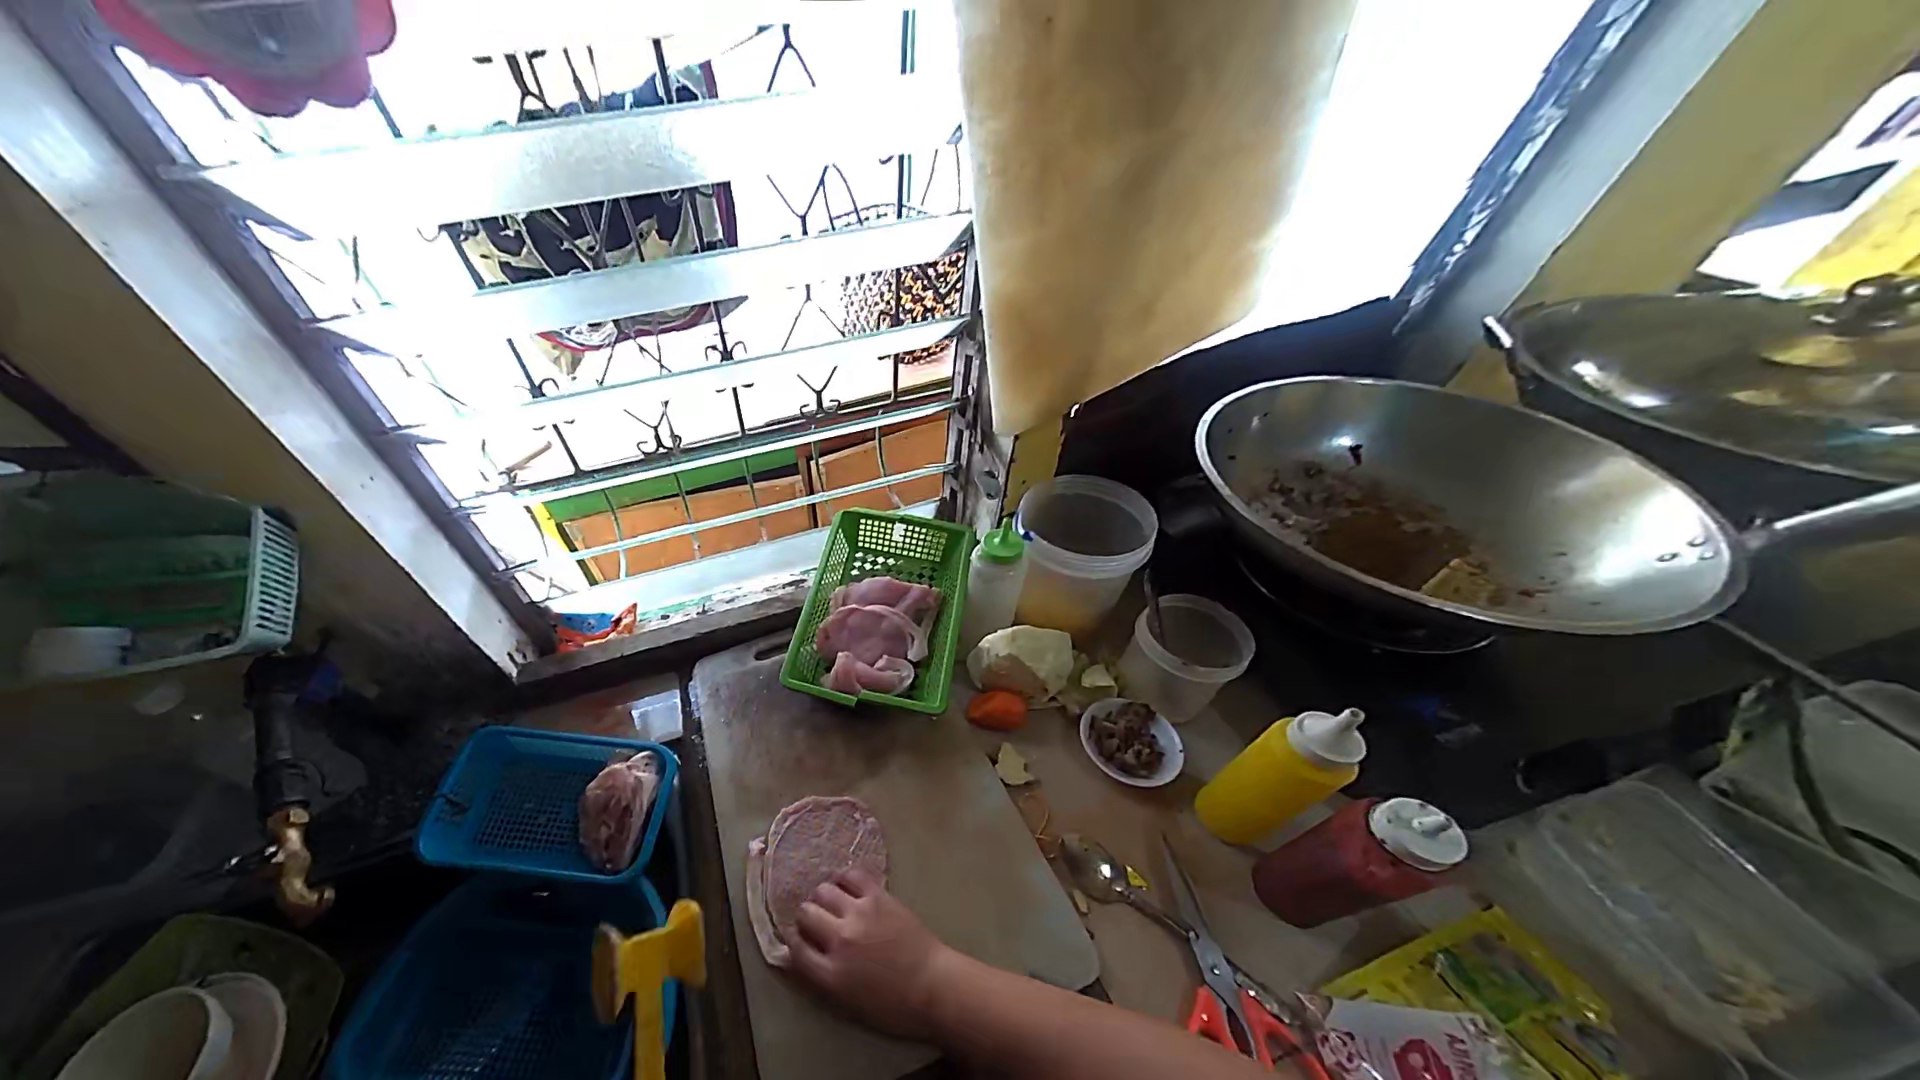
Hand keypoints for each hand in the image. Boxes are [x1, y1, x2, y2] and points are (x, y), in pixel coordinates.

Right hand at [785, 868, 959, 1040]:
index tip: (797, 936)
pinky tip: (845, 882)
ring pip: (824, 890)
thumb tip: (800, 956)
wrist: (932, 984)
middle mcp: (840, 939)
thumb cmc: (893, 1005)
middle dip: (806, 916)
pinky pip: (852, 875)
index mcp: (830, 974)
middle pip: (806, 914)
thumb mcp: (848, 1003)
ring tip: (830, 900)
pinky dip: (844, 877)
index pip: (795, 949)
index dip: (792, 940)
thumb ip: (822, 977)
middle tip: (815, 918)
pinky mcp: (878, 896)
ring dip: (822, 895)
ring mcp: (860, 914)